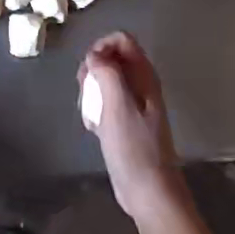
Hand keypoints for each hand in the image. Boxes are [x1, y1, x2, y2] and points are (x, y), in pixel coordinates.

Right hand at [77, 32, 184, 221]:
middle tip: (85, 91)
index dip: (102, 46)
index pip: (122, 40)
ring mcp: (133, 104)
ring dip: (91, 90)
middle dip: (93, 69)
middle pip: (111, 57)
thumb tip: (94, 55)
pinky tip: (92, 127)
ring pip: (106, 80)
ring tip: (88, 112)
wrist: (149, 193)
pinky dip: (95, 108)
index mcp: (144, 75)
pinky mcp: (125, 122)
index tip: (89, 68)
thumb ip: (107, 72)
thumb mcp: (118, 106)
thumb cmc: (134, 147)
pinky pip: (106, 101)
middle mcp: (141, 84)